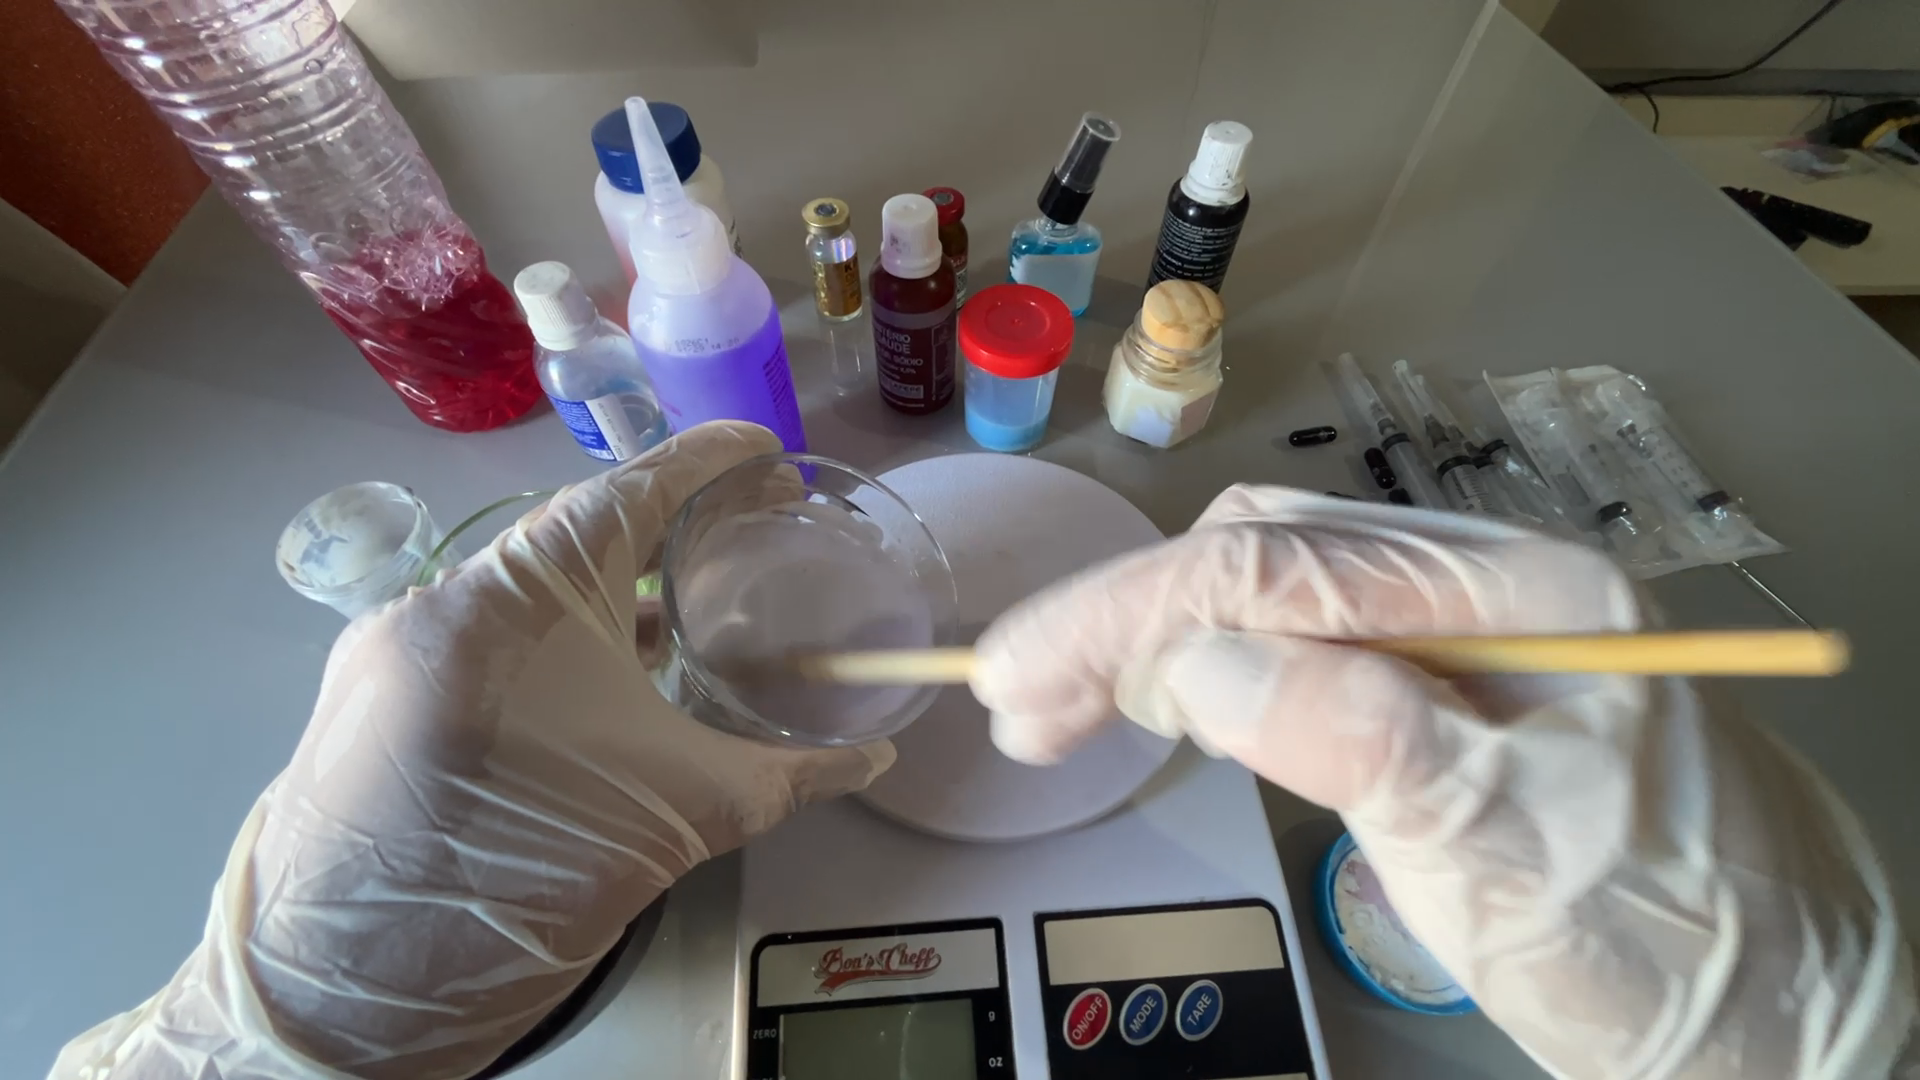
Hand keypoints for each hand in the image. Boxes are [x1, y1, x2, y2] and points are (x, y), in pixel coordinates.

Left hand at [53, 422, 891, 1079]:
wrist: (349, 1003)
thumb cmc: (530, 880)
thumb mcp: (683, 814)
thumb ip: (792, 774)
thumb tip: (874, 760)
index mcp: (521, 607)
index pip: (629, 494)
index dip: (705, 458)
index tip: (765, 445)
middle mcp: (455, 600)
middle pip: (589, 521)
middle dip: (683, 507)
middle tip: (761, 505)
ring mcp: (412, 637)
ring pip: (544, 570)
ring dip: (630, 563)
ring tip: (707, 568)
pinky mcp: (390, 679)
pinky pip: (507, 616)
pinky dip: (582, 614)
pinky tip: (633, 644)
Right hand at [973, 485, 1911, 1078]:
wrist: (1767, 1003)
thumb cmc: (1654, 944)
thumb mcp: (1506, 853)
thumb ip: (1354, 734)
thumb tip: (1192, 666)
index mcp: (1506, 590)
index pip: (1270, 571)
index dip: (1126, 615)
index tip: (1018, 673)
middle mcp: (1453, 574)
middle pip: (1240, 560)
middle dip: (1111, 620)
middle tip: (1012, 692)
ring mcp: (1419, 616)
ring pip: (1236, 590)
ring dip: (1131, 639)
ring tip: (1049, 704)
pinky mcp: (1391, 664)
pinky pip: (1261, 635)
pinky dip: (1180, 663)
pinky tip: (1137, 696)